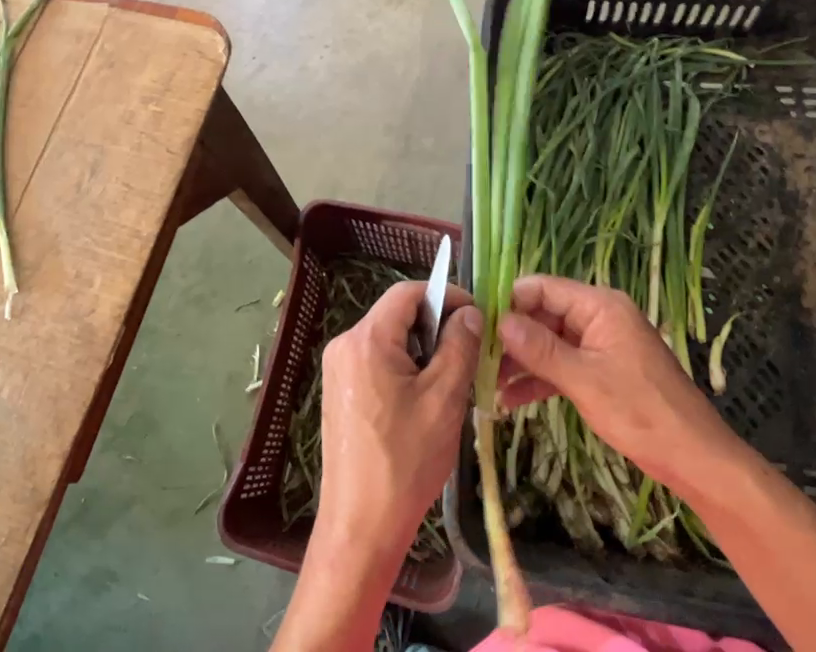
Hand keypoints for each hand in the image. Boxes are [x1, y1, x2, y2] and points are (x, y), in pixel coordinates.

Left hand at [317, 280, 480, 548]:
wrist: (361, 523)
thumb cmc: (406, 460)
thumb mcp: (444, 399)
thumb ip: (460, 346)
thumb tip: (471, 313)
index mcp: (366, 340)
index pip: (407, 292)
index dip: (446, 296)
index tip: (477, 316)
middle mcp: (344, 345)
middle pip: (396, 315)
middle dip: (436, 326)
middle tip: (470, 352)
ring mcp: (337, 370)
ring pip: (389, 340)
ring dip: (423, 350)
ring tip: (452, 381)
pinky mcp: (340, 393)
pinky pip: (377, 363)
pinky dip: (405, 368)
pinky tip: (426, 400)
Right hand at [497, 275, 745, 491]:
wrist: (693, 457)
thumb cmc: (641, 413)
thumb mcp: (583, 380)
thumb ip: (540, 349)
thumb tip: (499, 321)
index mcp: (601, 306)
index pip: (542, 288)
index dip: (508, 302)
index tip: (474, 324)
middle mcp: (599, 317)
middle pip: (543, 315)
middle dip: (510, 336)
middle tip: (474, 358)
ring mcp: (601, 345)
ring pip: (549, 343)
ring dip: (520, 362)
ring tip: (485, 383)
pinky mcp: (601, 371)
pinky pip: (562, 365)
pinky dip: (539, 380)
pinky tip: (509, 400)